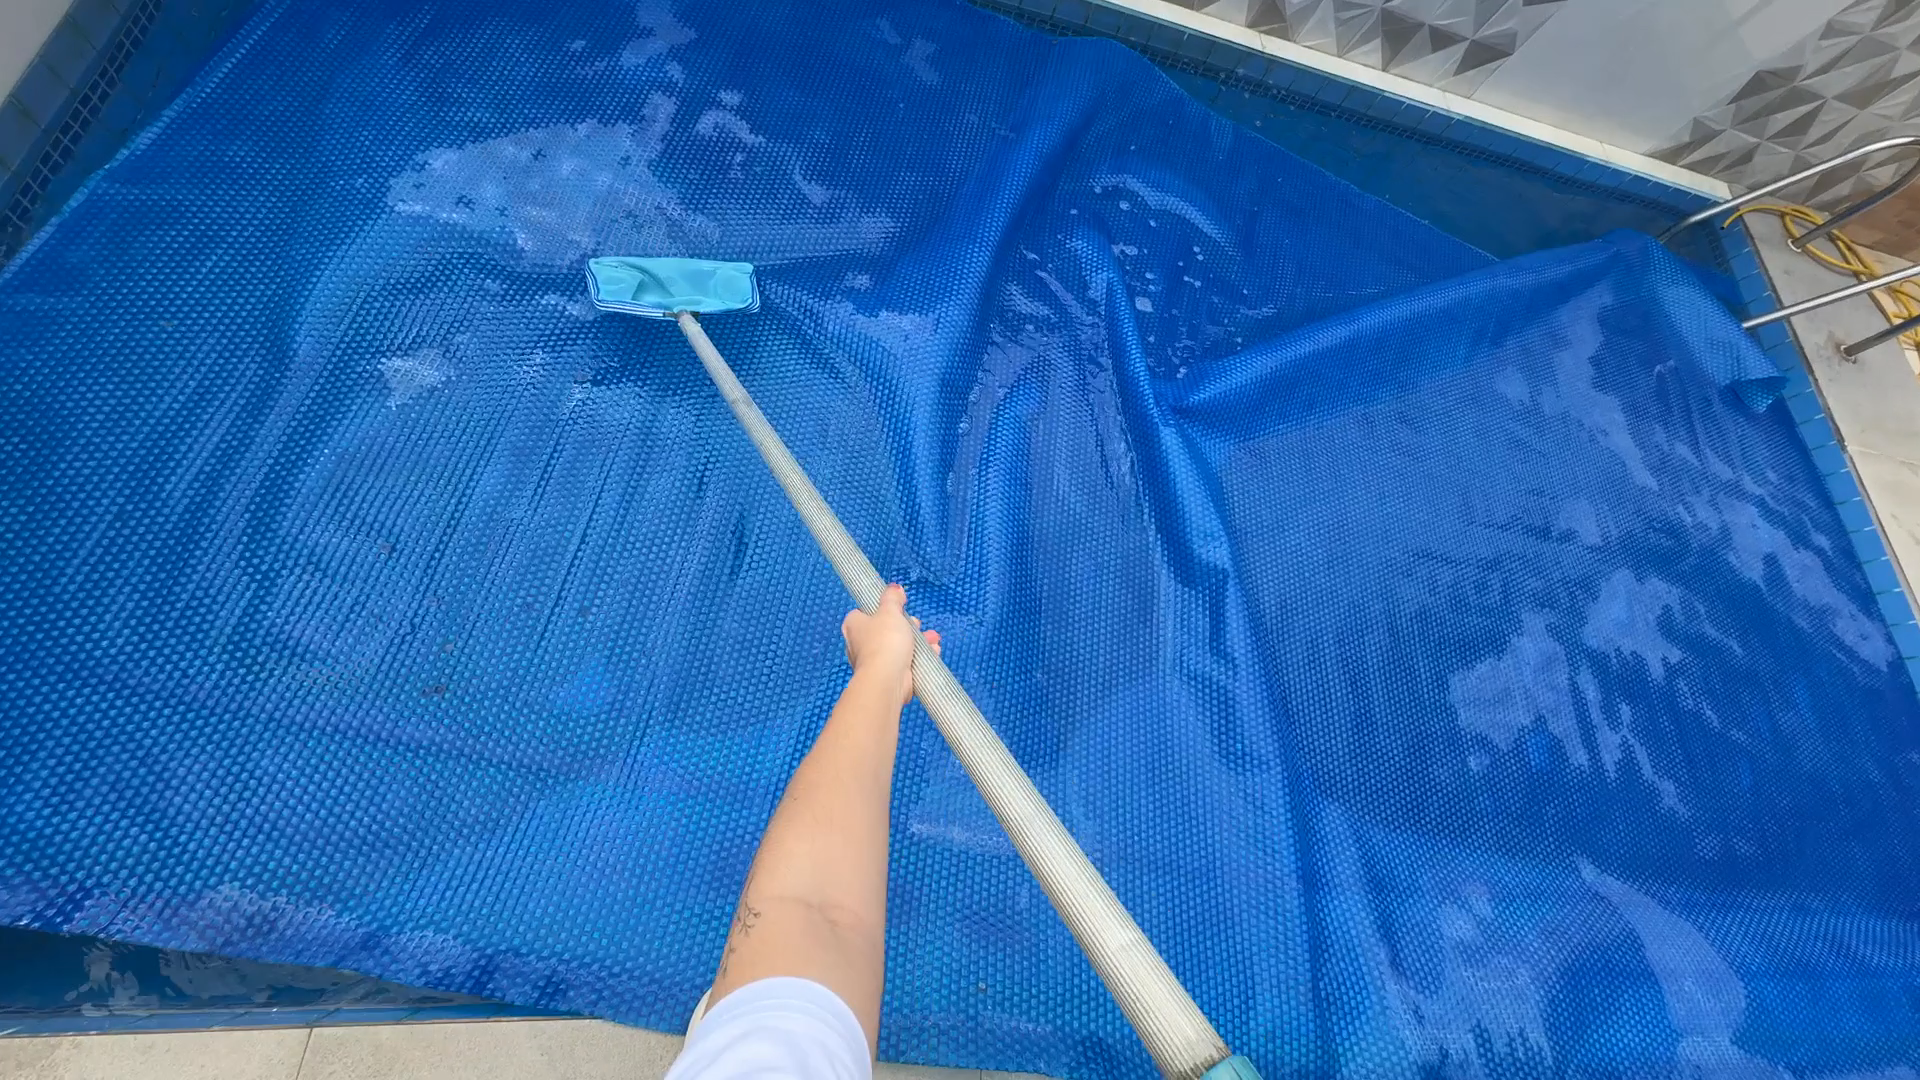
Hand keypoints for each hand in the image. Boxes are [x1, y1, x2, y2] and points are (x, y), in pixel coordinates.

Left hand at [841, 584, 939, 707]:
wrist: (887, 680)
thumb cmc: (885, 641)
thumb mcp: (890, 611)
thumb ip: (892, 598)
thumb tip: (894, 588)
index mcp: (854, 625)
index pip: (865, 612)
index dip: (882, 609)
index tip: (898, 608)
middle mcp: (859, 644)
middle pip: (885, 629)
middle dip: (907, 626)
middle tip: (917, 624)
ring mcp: (874, 661)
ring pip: (898, 646)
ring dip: (919, 642)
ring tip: (934, 639)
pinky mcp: (888, 675)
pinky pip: (905, 661)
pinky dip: (919, 657)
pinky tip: (933, 652)